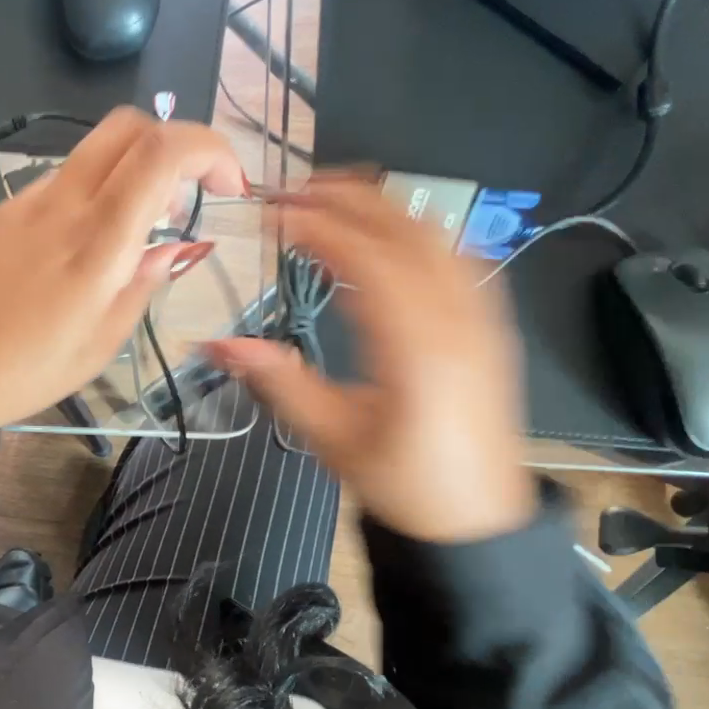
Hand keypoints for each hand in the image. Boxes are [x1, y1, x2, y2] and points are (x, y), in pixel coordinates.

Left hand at [0, 109, 245, 435]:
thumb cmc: (17, 376)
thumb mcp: (95, 348)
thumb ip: (139, 288)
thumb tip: (170, 249)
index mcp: (96, 242)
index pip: (164, 150)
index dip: (210, 151)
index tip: (226, 187)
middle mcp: (60, 206)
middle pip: (128, 126)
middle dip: (172, 145)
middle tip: (179, 202)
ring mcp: (22, 205)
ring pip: (89, 154)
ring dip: (125, 175)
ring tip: (126, 239)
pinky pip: (54, 186)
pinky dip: (84, 198)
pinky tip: (74, 252)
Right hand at [205, 176, 536, 542]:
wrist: (473, 518)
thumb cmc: (401, 483)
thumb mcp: (328, 435)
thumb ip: (277, 381)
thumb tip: (217, 344)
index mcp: (415, 345)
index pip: (365, 259)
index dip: (317, 227)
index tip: (274, 214)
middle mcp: (457, 318)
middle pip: (408, 230)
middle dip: (350, 199)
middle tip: (296, 190)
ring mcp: (482, 318)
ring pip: (440, 236)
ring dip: (387, 207)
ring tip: (337, 199)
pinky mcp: (491, 326)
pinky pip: (461, 257)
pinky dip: (422, 232)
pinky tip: (396, 236)